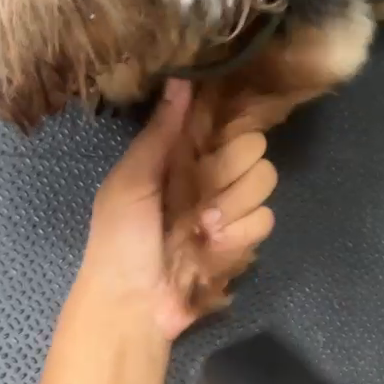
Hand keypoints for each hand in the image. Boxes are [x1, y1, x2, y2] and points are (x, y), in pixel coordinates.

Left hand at [79, 79, 277, 340]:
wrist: (132, 303)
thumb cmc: (120, 238)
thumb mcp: (130, 179)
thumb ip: (160, 132)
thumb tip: (181, 79)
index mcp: (180, 157)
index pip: (223, 123)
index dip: (226, 125)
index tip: (216, 135)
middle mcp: (211, 178)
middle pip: (254, 148)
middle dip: (230, 168)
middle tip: (201, 190)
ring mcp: (229, 211)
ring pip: (264, 181)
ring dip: (233, 205)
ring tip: (202, 227)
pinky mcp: (242, 243)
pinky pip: (264, 220)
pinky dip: (238, 235)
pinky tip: (212, 247)